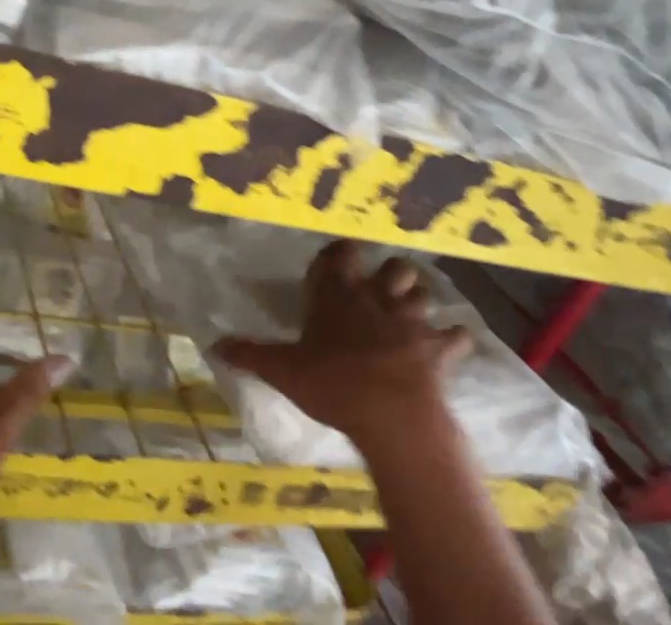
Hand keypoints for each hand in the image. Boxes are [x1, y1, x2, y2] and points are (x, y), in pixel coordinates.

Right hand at [213, 241, 469, 441]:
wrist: (393, 416)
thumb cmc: (333, 385)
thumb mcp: (281, 371)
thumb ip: (249, 354)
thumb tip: (214, 345)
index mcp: (338, 297)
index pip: (340, 256)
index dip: (339, 254)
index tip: (335, 260)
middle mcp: (377, 300)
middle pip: (393, 268)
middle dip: (388, 274)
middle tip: (377, 290)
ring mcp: (413, 323)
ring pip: (423, 294)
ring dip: (417, 301)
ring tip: (408, 314)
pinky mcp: (440, 350)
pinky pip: (456, 336)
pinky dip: (452, 339)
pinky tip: (447, 346)